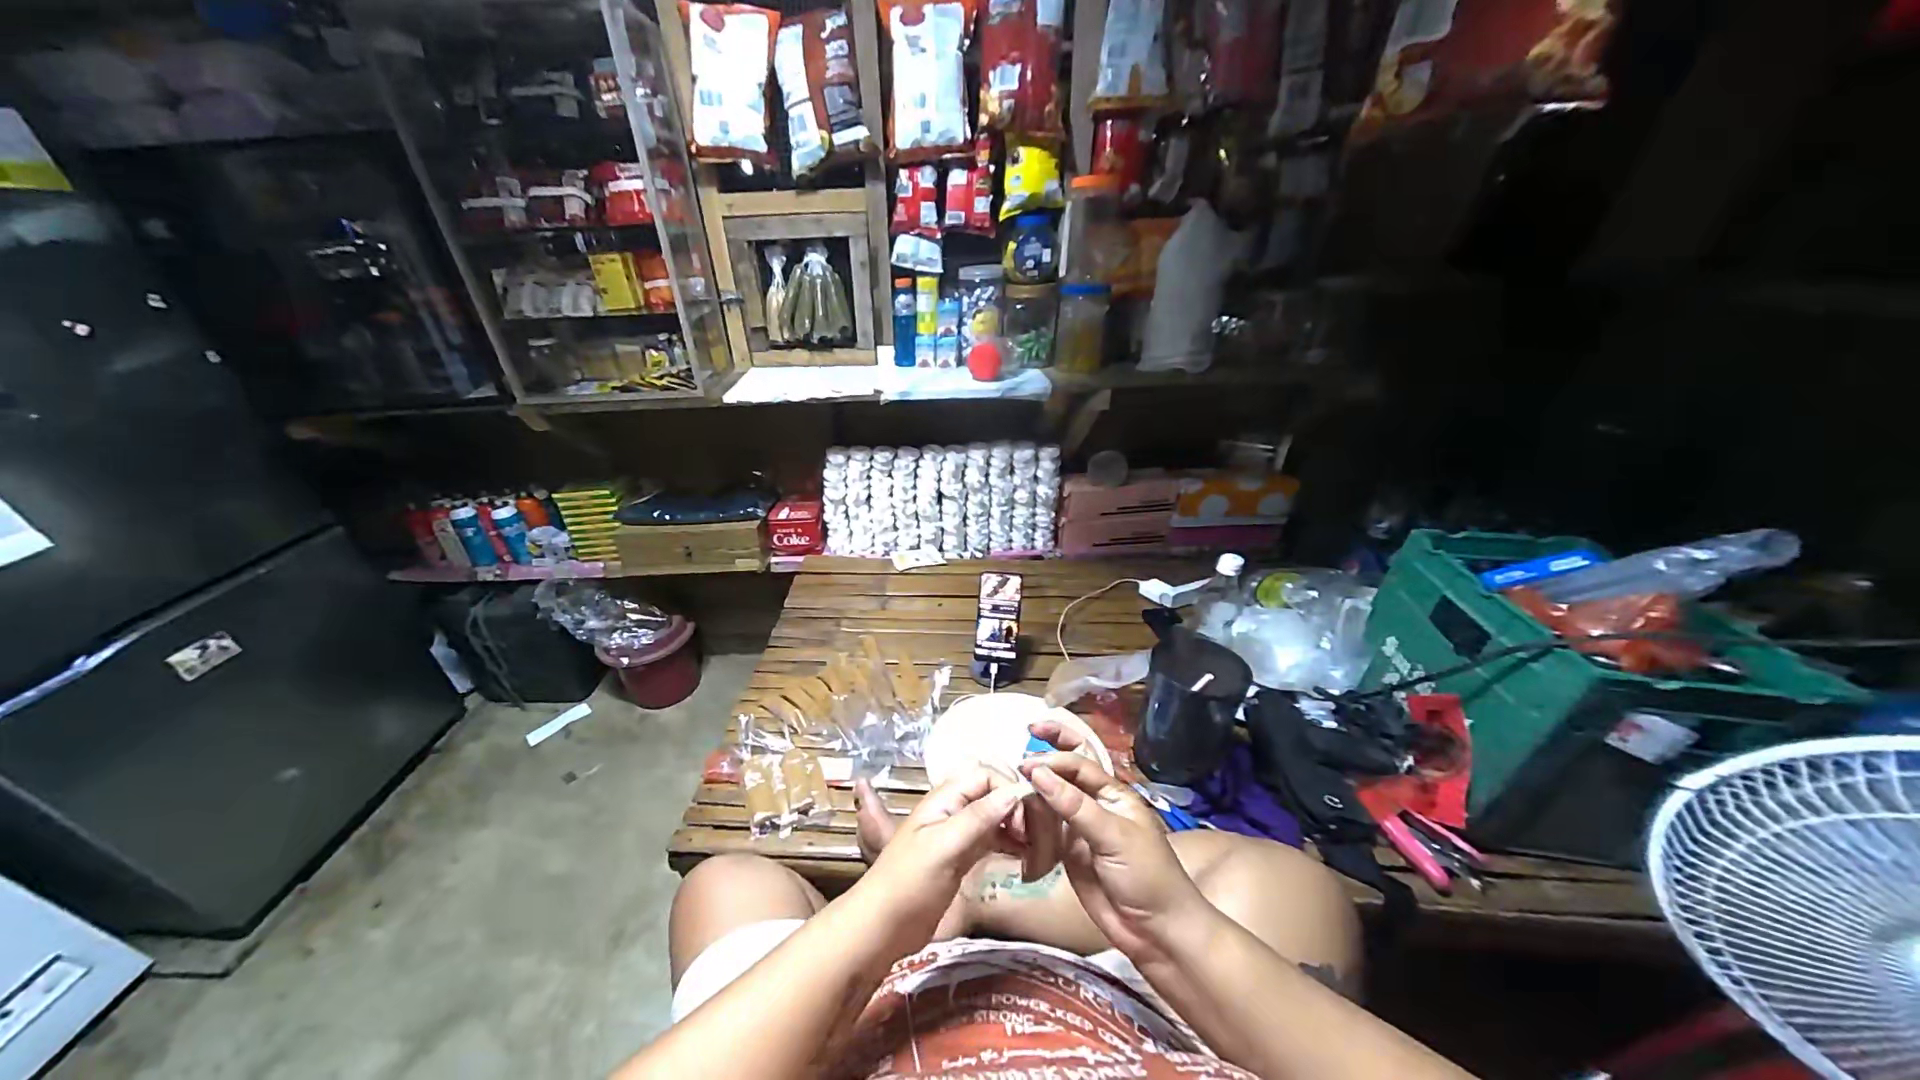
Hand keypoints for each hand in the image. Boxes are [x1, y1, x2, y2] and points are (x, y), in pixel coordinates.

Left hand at [856, 768, 1026, 950]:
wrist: (883, 928)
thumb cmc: (909, 884)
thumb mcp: (945, 847)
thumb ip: (979, 817)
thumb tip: (1017, 791)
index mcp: (945, 797)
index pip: (987, 774)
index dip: (1010, 790)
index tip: (1024, 821)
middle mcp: (954, 808)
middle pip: (995, 791)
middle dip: (1019, 806)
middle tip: (1033, 837)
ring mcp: (960, 832)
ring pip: (998, 814)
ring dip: (1019, 825)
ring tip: (1034, 849)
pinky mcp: (965, 855)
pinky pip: (995, 837)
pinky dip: (1013, 842)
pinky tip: (1025, 858)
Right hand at [1020, 721, 1208, 962]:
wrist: (1156, 932)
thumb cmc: (1147, 876)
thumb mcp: (1113, 836)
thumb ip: (1074, 804)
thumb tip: (1037, 771)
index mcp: (1114, 792)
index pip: (1080, 763)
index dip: (1055, 756)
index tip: (1027, 763)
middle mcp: (1095, 803)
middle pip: (1069, 768)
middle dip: (1051, 747)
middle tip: (1028, 729)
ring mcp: (1080, 827)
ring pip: (1052, 797)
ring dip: (1035, 787)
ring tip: (1012, 785)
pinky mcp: (1069, 851)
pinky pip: (1045, 827)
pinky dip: (1030, 819)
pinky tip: (1015, 814)